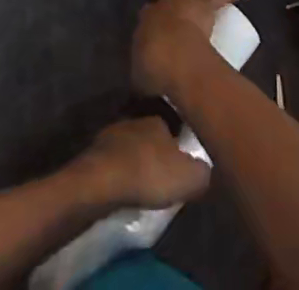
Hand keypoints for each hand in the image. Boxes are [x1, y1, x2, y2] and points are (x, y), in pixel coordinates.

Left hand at [68, 117, 210, 209]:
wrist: (101, 183)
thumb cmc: (150, 173)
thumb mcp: (191, 177)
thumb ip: (203, 170)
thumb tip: (205, 167)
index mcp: (159, 116)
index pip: (174, 118)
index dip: (180, 134)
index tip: (185, 148)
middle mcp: (134, 117)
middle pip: (150, 128)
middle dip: (156, 143)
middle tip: (165, 162)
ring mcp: (111, 133)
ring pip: (129, 141)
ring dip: (135, 155)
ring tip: (144, 174)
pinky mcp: (93, 153)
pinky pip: (113, 157)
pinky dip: (119, 167)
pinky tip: (124, 181)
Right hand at [132, 0, 248, 99]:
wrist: (173, 56)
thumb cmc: (155, 67)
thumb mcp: (141, 73)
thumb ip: (144, 78)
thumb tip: (149, 87)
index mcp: (146, 19)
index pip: (149, 10)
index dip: (154, 11)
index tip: (159, 15)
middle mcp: (166, 3)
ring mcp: (187, 0)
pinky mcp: (206, 5)